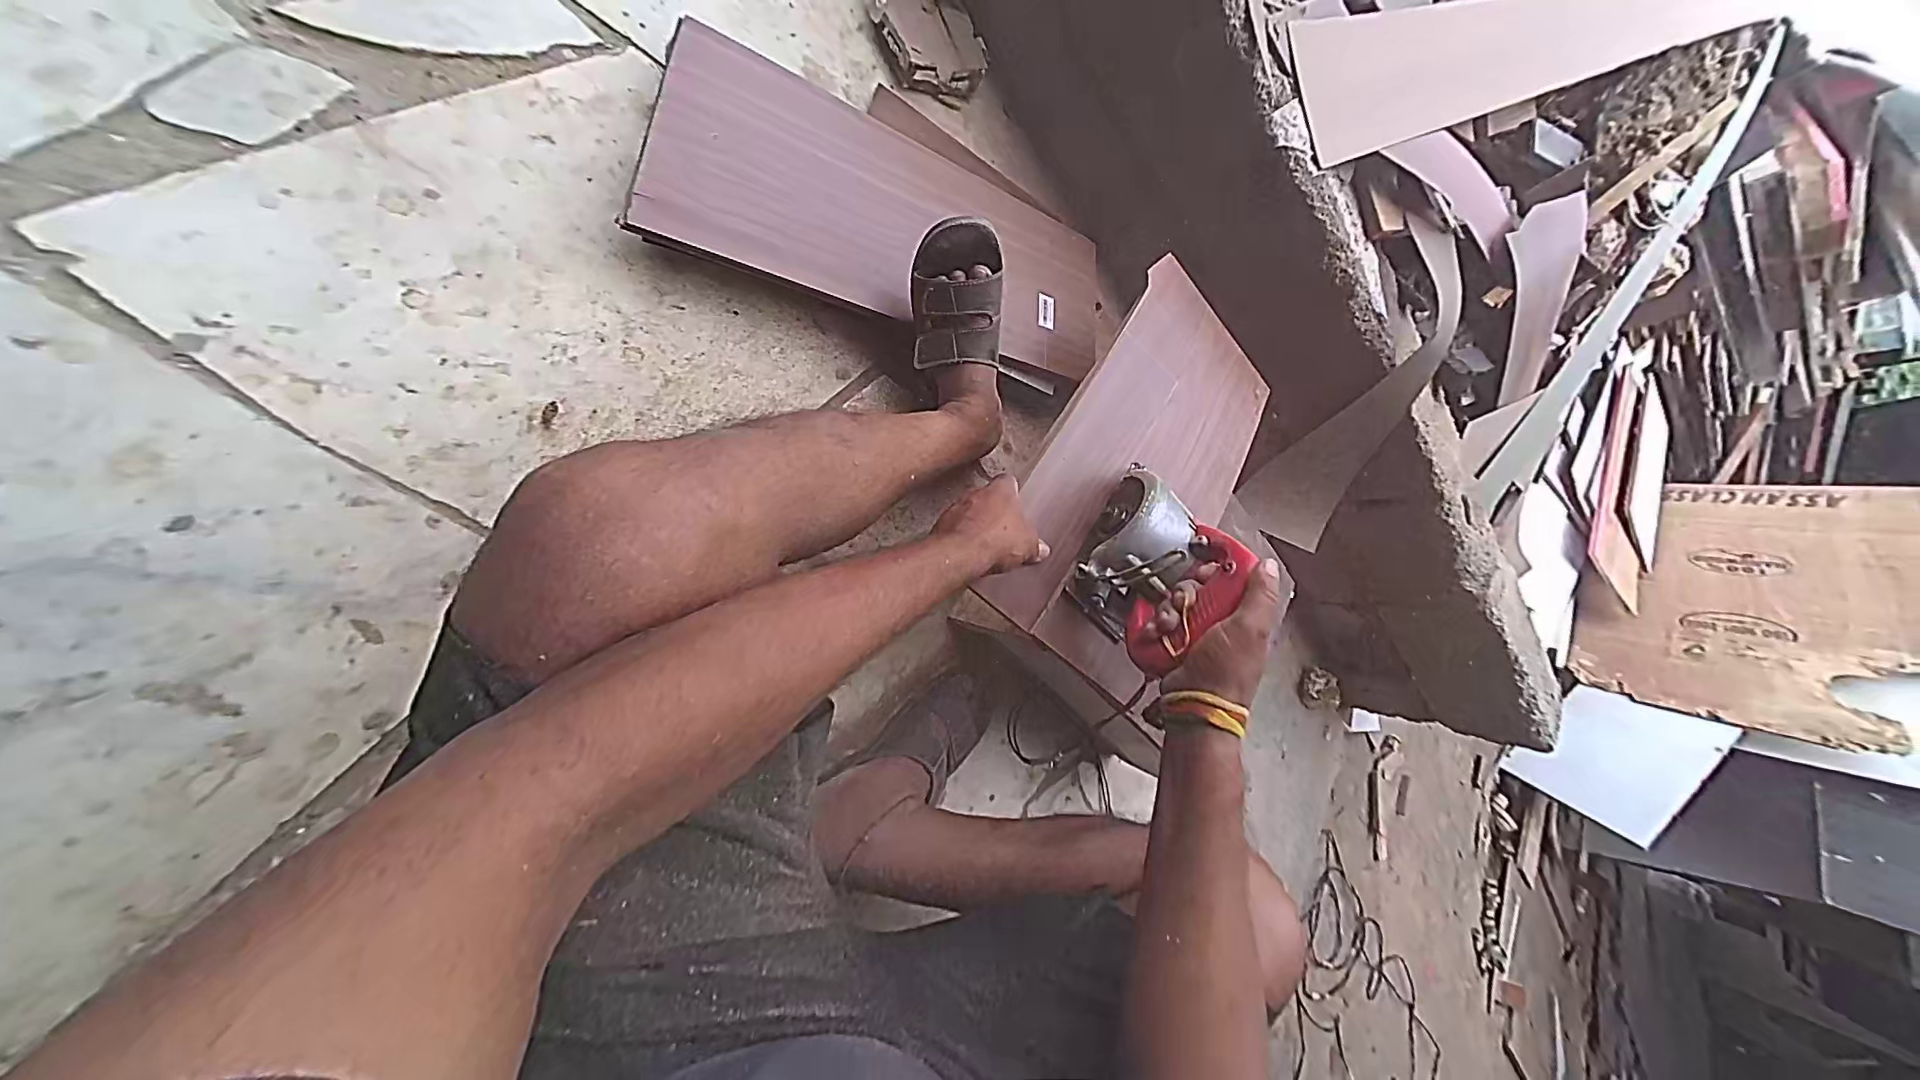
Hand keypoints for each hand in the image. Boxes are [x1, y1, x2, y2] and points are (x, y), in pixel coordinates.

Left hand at [932, 475, 1049, 574]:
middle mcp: (977, 492)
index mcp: (1001, 490)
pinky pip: (954, 527)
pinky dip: (960, 536)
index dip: (1013, 492)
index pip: (1009, 481)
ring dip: (974, 523)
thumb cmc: (995, 540)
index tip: (1016, 502)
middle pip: (987, 496)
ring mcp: (956, 506)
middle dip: (993, 510)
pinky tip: (968, 551)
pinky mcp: (941, 524)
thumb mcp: (1027, 546)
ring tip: (984, 543)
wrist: (961, 554)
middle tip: (1002, 528)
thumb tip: (1040, 549)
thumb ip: (1035, 545)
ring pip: (968, 511)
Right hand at [1155, 553, 1290, 707]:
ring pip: (1175, 602)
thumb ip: (1260, 596)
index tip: (1203, 572)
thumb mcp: (1250, 630)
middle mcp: (1220, 621)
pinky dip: (1156, 625)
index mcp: (1244, 615)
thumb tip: (1269, 567)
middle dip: (1186, 593)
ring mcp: (1196, 632)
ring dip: (1168, 611)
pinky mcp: (1175, 642)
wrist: (1193, 705)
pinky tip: (1159, 634)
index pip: (1229, 576)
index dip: (1215, 569)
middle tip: (1184, 605)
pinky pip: (1160, 620)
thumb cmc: (1225, 674)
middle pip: (1196, 586)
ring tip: (1170, 627)